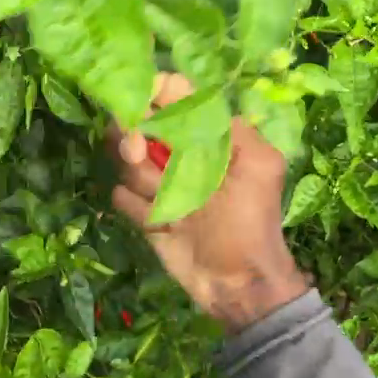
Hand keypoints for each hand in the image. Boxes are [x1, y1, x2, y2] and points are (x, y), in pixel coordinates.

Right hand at [109, 73, 310, 332]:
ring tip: (173, 206)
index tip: (142, 108)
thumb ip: (229, 127)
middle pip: (135, 121)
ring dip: (144, 181)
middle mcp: (179, 150)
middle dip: (133, 137)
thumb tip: (185, 98)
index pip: (170, 92)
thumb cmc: (250, 223)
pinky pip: (119, 194)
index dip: (151, 93)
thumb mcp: (258, 166)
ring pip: (124, 160)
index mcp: (208, 134)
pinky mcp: (142, 210)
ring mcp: (158, 180)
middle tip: (141, 154)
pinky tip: (160, 223)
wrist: (238, 286)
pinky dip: (136, 207)